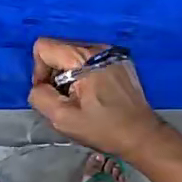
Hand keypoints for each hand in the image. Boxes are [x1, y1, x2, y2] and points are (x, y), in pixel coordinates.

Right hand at [27, 37, 173, 157]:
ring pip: (75, 55)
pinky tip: (95, 95)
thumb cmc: (104, 128)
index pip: (44, 47)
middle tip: (67, 99)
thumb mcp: (63, 118)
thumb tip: (39, 86)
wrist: (142, 134)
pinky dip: (86, 75)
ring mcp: (113, 53)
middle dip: (55, 74)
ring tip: (82, 99)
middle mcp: (99, 48)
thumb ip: (41, 97)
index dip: (39, 70)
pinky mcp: (121, 62)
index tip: (50, 93)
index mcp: (84, 58)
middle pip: (60, 49)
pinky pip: (91, 60)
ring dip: (70, 75)